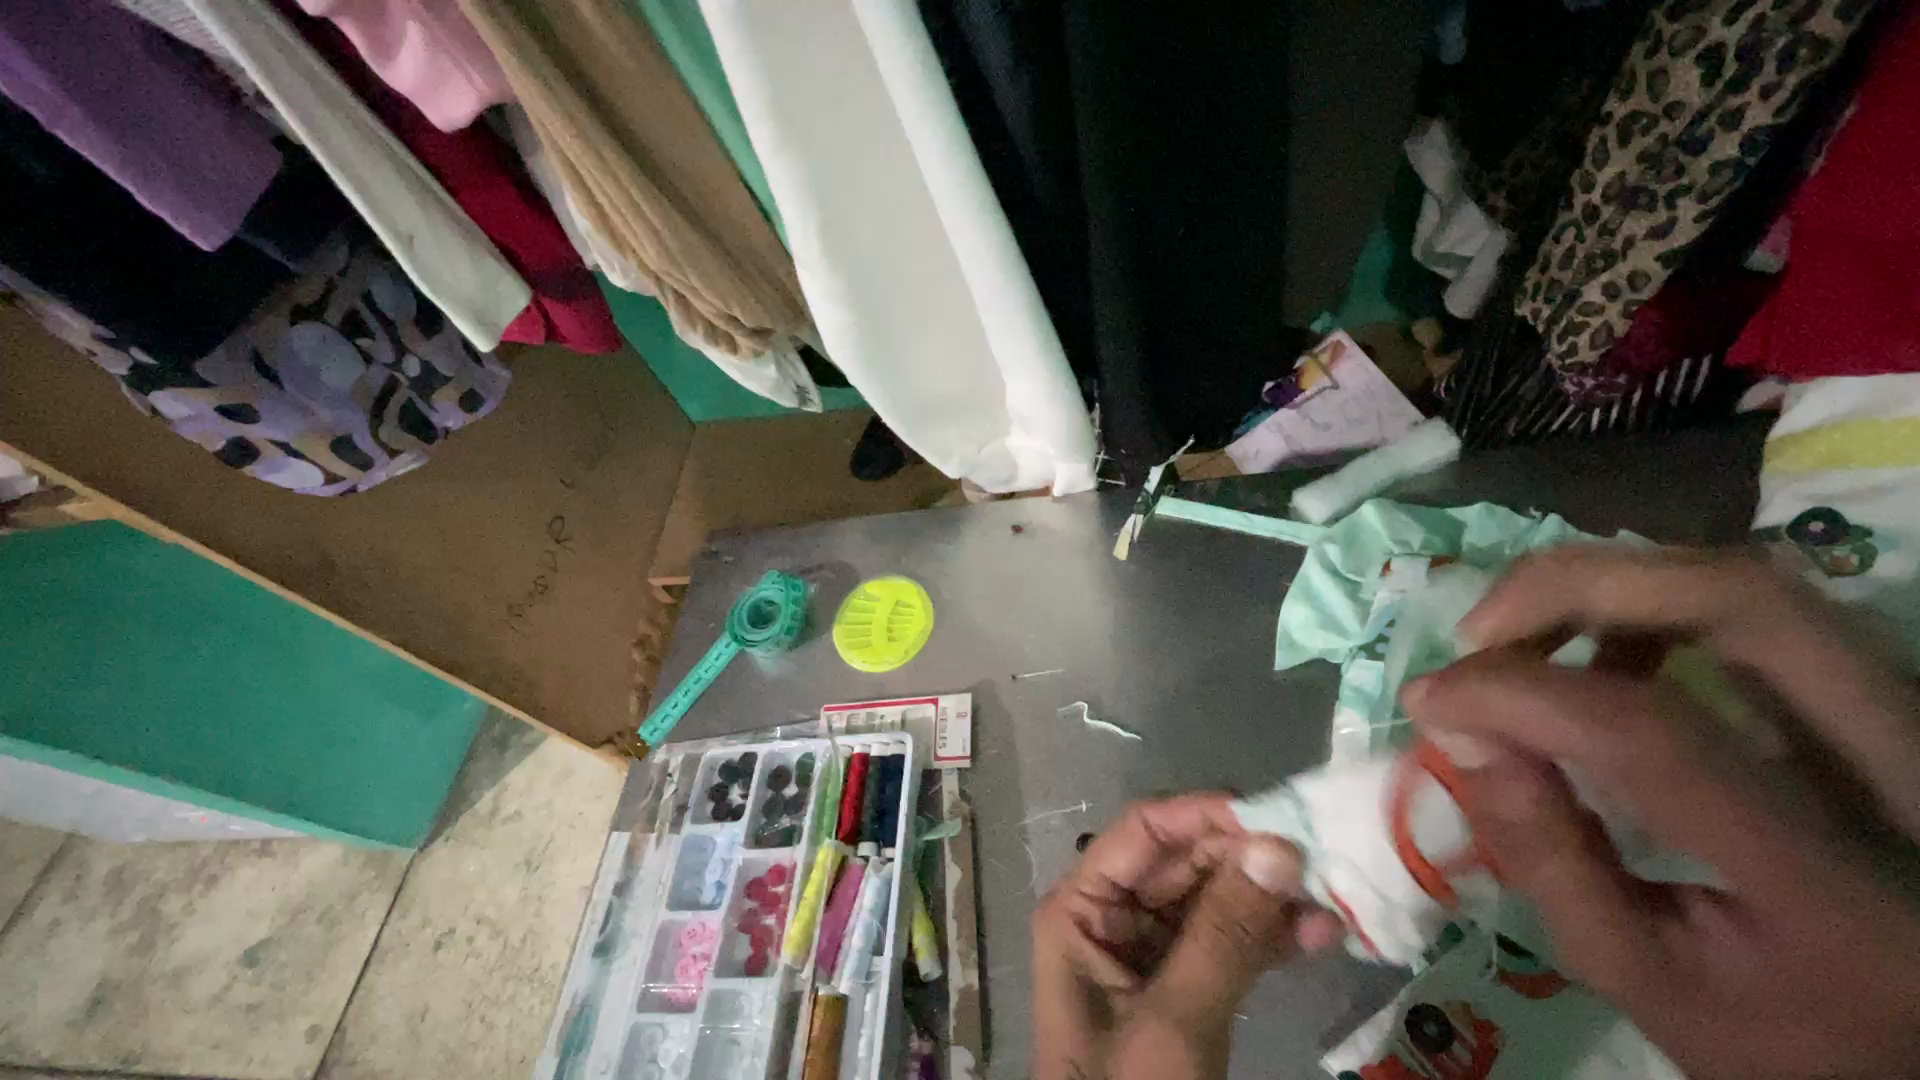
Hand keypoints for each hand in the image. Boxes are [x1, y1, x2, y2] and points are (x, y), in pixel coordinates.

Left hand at [1030, 795, 1342, 1079]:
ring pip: (1214, 900)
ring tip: (1337, 897)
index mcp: (1082, 908)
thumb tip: (1277, 846)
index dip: (1207, 814)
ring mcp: (1150, 952)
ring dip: (1271, 897)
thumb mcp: (1172, 1022)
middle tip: (1325, 856)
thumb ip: (1224, 934)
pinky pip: (1229, 943)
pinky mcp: (1185, 988)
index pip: (1144, 831)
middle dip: (1250, 856)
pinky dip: (1272, 937)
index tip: (1281, 815)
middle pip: (1184, 861)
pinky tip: (1322, 936)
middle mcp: (1112, 916)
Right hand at [1404, 548, 1919, 1078]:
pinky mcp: (1888, 701)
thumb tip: (1455, 725)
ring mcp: (1912, 723)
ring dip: (1602, 589)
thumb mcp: (1637, 973)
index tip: (1428, 699)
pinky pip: (1754, 609)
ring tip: (1518, 642)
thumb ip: (1542, 851)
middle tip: (1475, 634)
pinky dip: (1645, 606)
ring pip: (1744, 583)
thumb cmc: (1773, 1026)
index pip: (1654, 734)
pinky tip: (1593, 653)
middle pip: (1732, 599)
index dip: (1518, 694)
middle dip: (1569, 590)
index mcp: (1836, 883)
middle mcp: (1909, 772)